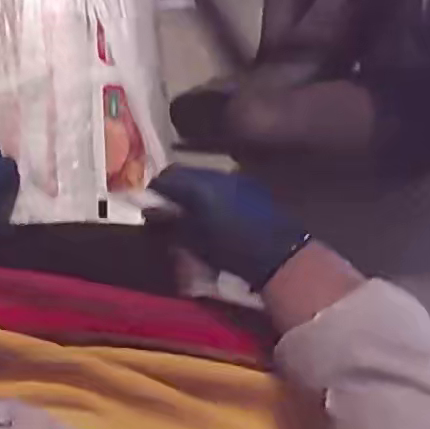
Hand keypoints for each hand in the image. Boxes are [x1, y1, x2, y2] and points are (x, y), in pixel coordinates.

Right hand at [148, 165, 310, 287]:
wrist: (280, 256)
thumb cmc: (231, 252)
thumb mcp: (193, 241)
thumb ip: (169, 222)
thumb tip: (150, 210)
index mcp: (197, 187)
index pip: (164, 179)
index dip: (152, 191)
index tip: (149, 206)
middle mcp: (215, 175)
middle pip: (182, 172)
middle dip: (171, 186)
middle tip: (166, 207)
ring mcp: (235, 178)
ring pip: (202, 175)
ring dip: (191, 187)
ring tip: (190, 209)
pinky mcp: (250, 186)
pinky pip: (220, 181)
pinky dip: (210, 191)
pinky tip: (214, 210)